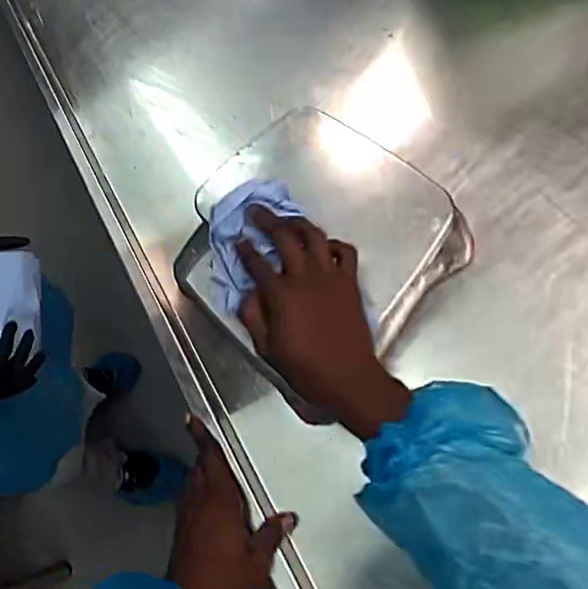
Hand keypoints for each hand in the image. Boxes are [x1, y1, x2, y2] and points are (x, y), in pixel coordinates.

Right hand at [0, 323, 44, 426]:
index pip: (6, 351)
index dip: (11, 336)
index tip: (13, 323)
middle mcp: (0, 384)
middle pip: (18, 364)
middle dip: (26, 347)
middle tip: (30, 333)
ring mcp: (0, 393)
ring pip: (23, 379)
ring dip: (33, 365)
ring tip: (42, 353)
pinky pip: (18, 390)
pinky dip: (27, 382)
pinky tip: (33, 377)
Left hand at [166, 416, 296, 588]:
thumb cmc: (223, 579)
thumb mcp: (257, 562)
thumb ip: (271, 535)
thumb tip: (288, 518)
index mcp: (219, 498)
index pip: (210, 458)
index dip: (202, 436)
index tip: (192, 419)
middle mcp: (199, 497)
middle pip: (201, 464)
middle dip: (206, 450)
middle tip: (212, 439)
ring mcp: (188, 509)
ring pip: (195, 478)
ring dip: (203, 469)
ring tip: (216, 467)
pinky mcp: (182, 523)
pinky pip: (191, 494)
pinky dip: (200, 487)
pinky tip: (210, 499)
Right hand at [235, 207, 410, 439]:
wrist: (349, 378)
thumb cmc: (305, 367)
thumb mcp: (267, 347)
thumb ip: (253, 315)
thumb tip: (247, 292)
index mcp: (280, 294)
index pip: (257, 262)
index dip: (244, 248)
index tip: (237, 239)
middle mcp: (304, 277)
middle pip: (283, 236)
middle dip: (265, 219)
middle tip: (254, 210)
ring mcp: (330, 276)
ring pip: (314, 236)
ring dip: (297, 222)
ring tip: (286, 218)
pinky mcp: (349, 281)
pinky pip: (344, 251)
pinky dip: (332, 243)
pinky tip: (323, 245)